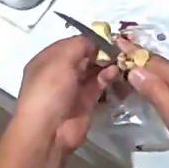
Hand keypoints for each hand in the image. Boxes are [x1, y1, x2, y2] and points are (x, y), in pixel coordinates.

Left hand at [13, 37, 119, 151]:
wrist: (48, 131)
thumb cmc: (50, 90)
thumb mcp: (60, 60)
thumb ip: (79, 46)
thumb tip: (94, 43)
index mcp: (47, 60)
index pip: (69, 44)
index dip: (87, 40)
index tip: (107, 36)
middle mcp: (59, 73)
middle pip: (82, 57)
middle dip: (99, 51)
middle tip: (119, 47)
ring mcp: (72, 88)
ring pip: (92, 70)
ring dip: (105, 63)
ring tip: (121, 58)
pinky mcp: (85, 102)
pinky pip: (98, 85)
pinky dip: (107, 77)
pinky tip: (116, 72)